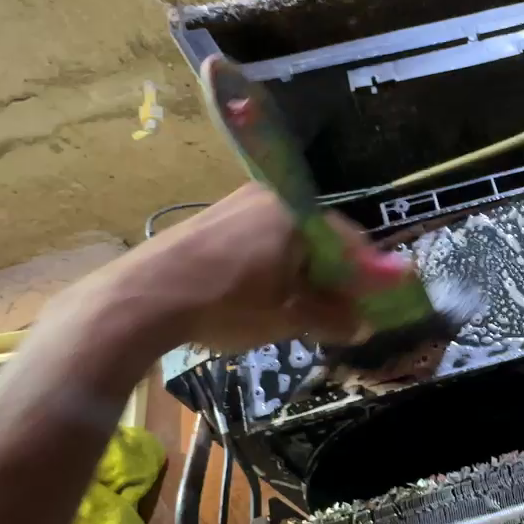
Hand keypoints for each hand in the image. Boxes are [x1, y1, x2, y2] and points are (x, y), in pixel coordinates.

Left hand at [59, 184, 410, 358]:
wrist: (142, 298)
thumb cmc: (227, 304)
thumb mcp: (289, 317)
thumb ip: (335, 316)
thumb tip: (367, 324)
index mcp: (298, 215)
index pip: (352, 243)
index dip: (372, 276)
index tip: (380, 302)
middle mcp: (272, 199)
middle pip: (322, 239)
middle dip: (338, 275)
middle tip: (344, 309)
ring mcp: (239, 206)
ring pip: (292, 240)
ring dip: (307, 273)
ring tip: (306, 308)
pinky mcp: (215, 221)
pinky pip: (264, 241)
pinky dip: (278, 266)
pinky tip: (271, 295)